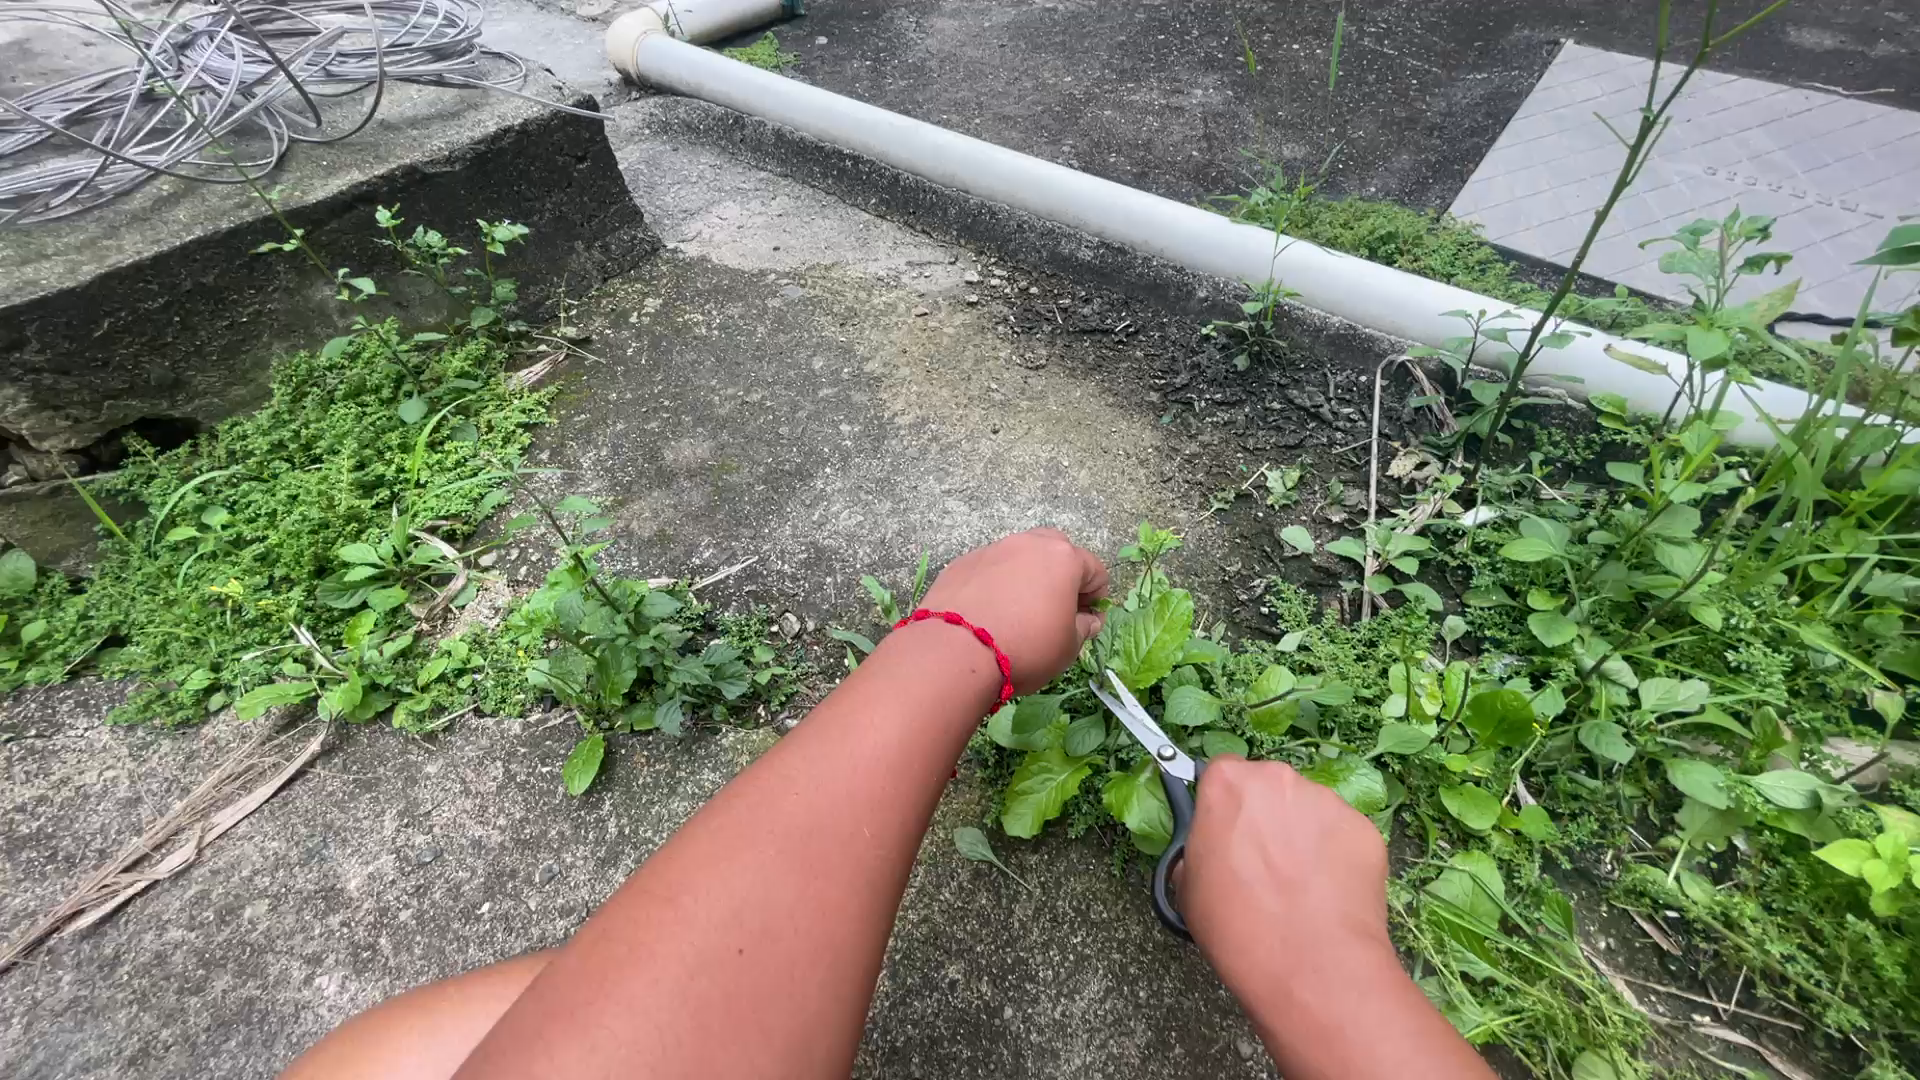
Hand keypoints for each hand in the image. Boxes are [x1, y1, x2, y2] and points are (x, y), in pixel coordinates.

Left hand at [912, 528, 1108, 694]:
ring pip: (1019, 557)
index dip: (1096, 597)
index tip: (1087, 621)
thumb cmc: (1025, 648)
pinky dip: (995, 585)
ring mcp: (991, 550)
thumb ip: (1083, 628)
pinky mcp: (962, 563)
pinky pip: (989, 569)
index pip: (1094, 570)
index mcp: (1063, 558)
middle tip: (1056, 608)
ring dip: (1026, 577)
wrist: (956, 651)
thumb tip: (1087, 620)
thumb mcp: (1067, 647)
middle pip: (1056, 550)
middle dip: (1062, 575)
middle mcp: (1027, 544)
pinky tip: (988, 613)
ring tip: (1019, 612)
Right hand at [1180, 758, 1393, 1000]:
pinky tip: (1329, 895)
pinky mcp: (1364, 829)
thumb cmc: (1235, 924)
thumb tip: (1214, 851)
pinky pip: (1342, 835)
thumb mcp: (1187, 882)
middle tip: (1264, 863)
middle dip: (1266, 816)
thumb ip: (1198, 847)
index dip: (1224, 805)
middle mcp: (1277, 778)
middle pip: (1268, 786)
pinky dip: (1336, 857)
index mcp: (1227, 781)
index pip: (1222, 773)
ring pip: (1308, 810)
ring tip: (1302, 885)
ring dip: (1302, 835)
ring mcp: (1326, 801)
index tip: (1228, 832)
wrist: (1311, 967)